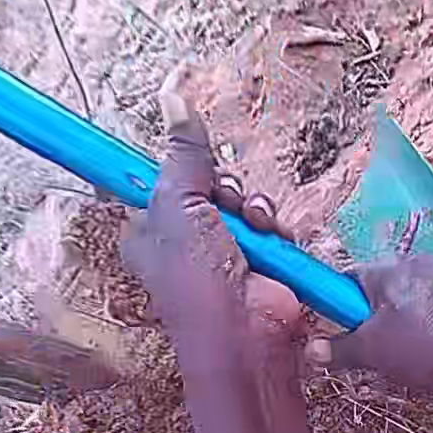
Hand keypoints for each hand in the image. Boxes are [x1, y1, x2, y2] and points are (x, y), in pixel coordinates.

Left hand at [122, 108, 299, 378]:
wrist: (244, 334)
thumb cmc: (197, 278)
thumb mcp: (178, 205)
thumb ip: (182, 155)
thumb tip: (173, 98)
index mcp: (154, 231)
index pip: (164, 183)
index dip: (182, 169)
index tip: (193, 162)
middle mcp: (191, 242)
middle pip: (211, 188)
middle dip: (224, 187)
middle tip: (226, 200)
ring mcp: (230, 255)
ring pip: (245, 206)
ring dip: (254, 209)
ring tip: (254, 224)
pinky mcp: (266, 266)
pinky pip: (274, 230)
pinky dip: (278, 232)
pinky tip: (275, 239)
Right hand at [327, 255, 432, 393]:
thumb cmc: (422, 348)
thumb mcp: (371, 352)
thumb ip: (338, 349)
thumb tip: (311, 351)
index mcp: (385, 268)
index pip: (344, 278)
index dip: (335, 306)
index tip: (336, 330)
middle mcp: (412, 264)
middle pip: (373, 291)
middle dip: (366, 321)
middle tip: (368, 350)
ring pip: (399, 303)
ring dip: (391, 328)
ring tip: (397, 356)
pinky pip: (423, 311)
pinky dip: (416, 330)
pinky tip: (421, 353)